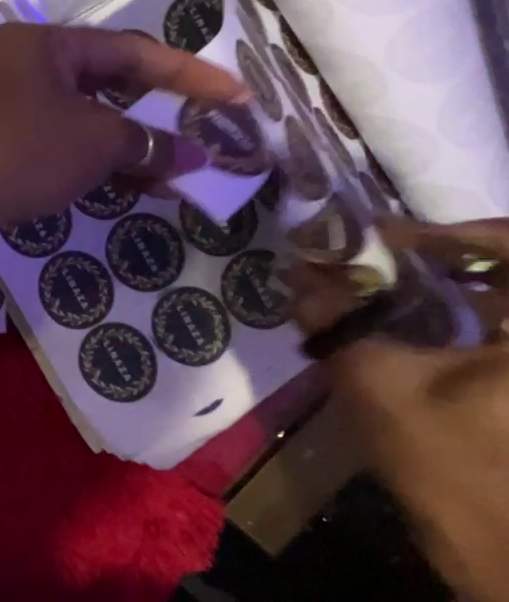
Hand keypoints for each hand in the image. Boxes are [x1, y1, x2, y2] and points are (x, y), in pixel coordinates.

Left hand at [0, 23, 246, 238]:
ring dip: (135, 142)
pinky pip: (64, 138)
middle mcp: (23, 62)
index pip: (131, 49)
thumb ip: (151, 142)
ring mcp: (9, 99)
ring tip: (186, 170)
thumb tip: (194, 155)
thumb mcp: (96, 143)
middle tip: (215, 133)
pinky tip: (141, 184)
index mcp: (42, 44)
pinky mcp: (1, 135)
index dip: (190, 74)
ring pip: (88, 114)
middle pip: (110, 79)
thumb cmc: (16, 152)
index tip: (240, 98)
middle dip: (162, 110)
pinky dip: (101, 158)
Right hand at [286, 220, 508, 601]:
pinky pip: (503, 335)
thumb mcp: (373, 378)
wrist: (505, 556)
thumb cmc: (450, 462)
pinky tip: (419, 333)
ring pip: (504, 304)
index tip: (385, 236)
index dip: (450, 230)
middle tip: (379, 257)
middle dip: (445, 257)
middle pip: (507, 269)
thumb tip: (300, 270)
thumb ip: (333, 316)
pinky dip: (472, 322)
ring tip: (387, 291)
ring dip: (456, 289)